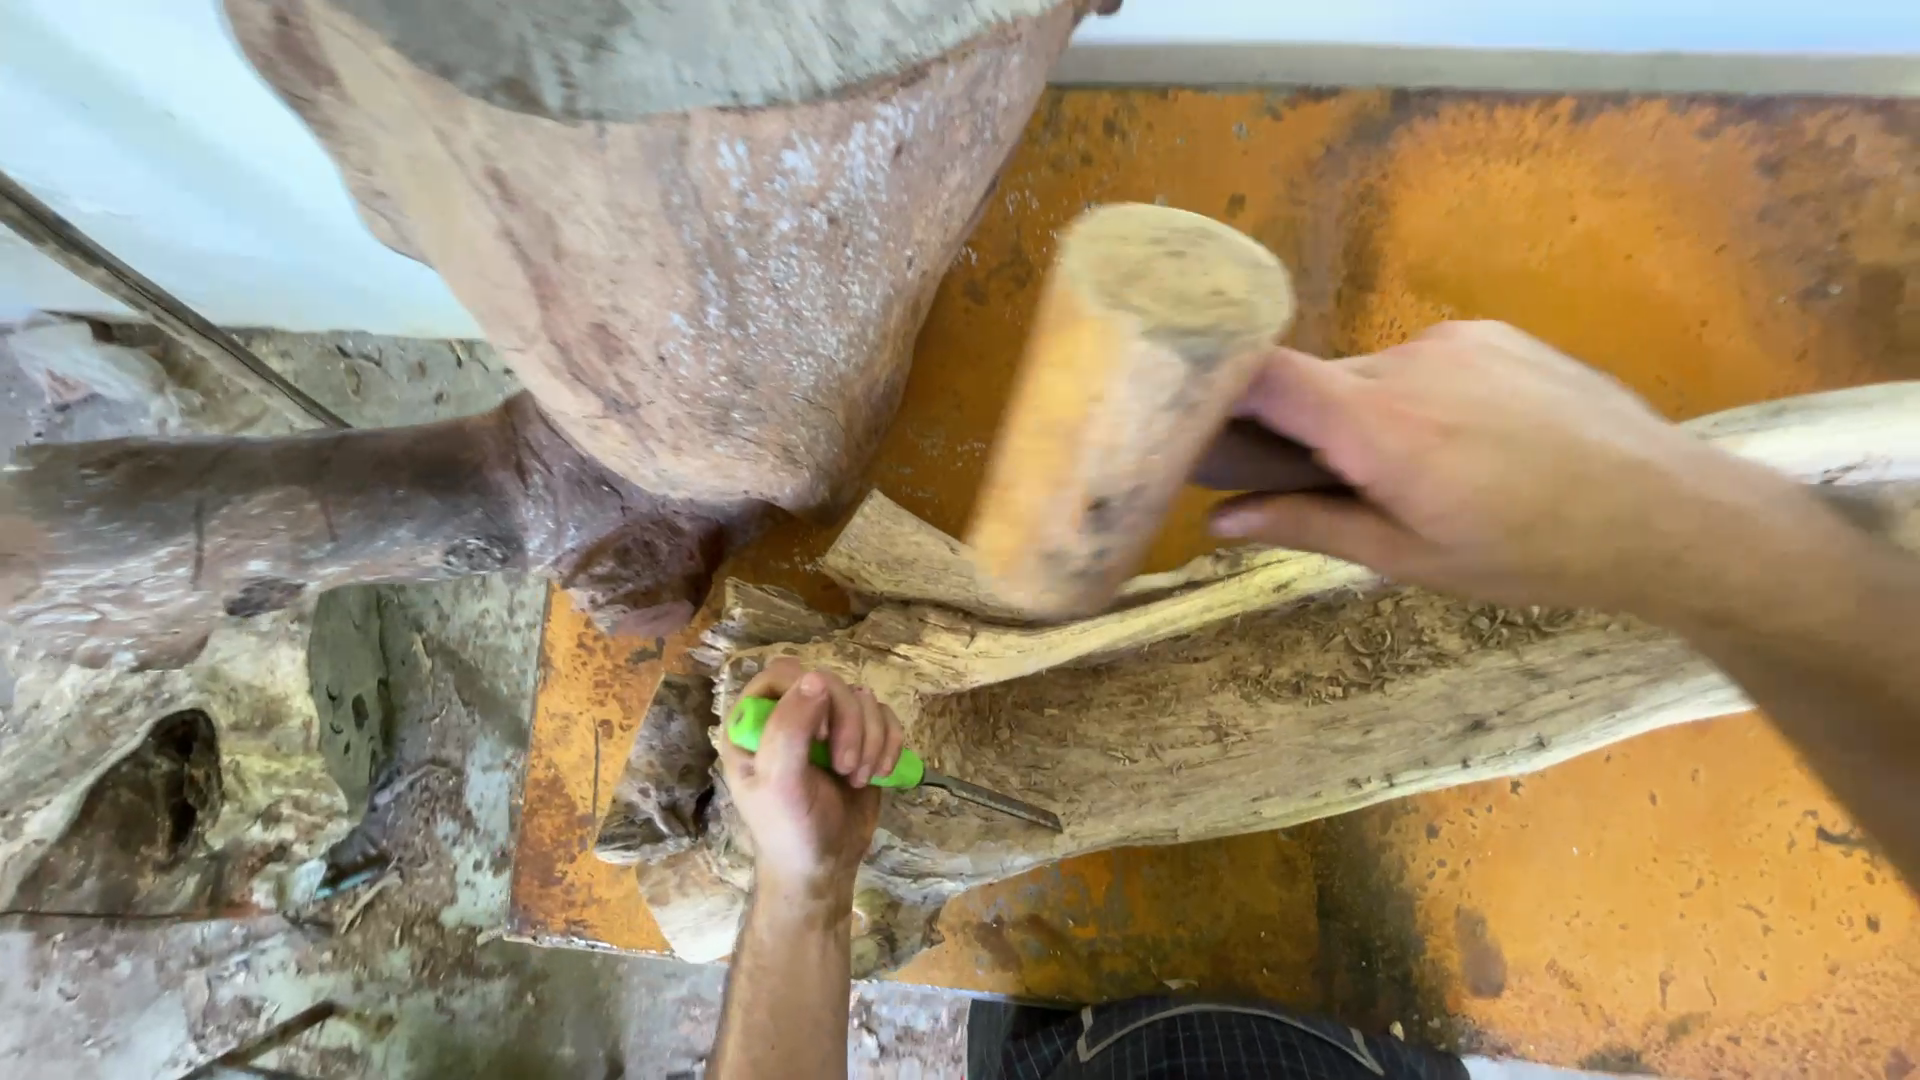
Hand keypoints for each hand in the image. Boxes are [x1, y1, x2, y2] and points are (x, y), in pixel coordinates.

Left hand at [717, 658, 905, 896]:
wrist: (825, 866)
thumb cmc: (789, 829)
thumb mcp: (780, 783)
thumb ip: (790, 729)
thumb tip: (816, 678)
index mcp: (754, 721)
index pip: (784, 672)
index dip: (810, 694)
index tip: (822, 734)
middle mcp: (790, 714)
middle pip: (831, 682)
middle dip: (850, 724)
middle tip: (846, 767)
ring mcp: (827, 725)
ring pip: (862, 698)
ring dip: (871, 738)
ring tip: (859, 777)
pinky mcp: (860, 737)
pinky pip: (885, 715)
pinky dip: (889, 742)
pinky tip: (879, 772)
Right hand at [1210, 320, 1817, 615]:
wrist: (1674, 515)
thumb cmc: (1528, 554)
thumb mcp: (1404, 555)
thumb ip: (1304, 525)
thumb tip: (1215, 523)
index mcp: (1380, 427)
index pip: (1265, 374)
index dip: (1218, 387)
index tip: (1196, 420)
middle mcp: (1407, 364)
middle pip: (1308, 380)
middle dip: (1296, 426)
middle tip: (1319, 480)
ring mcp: (1453, 340)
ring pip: (1358, 372)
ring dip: (1354, 413)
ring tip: (1406, 467)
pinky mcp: (1488, 333)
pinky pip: (1409, 359)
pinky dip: (1401, 394)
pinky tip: (1454, 437)